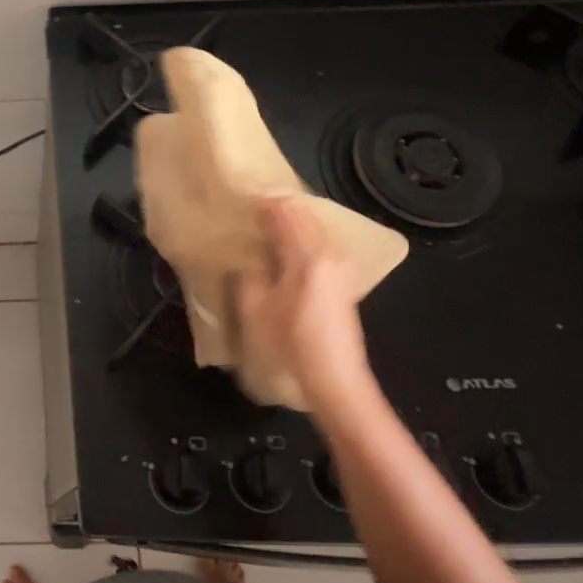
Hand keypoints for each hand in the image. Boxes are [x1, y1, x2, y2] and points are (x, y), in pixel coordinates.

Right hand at [234, 196, 374, 408]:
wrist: (337, 381)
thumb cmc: (293, 345)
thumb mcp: (256, 310)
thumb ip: (249, 275)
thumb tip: (247, 258)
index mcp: (308, 255)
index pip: (285, 212)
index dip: (262, 203)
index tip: (239, 201)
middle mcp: (329, 254)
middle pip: (303, 215)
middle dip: (277, 210)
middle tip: (248, 213)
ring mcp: (340, 267)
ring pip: (313, 229)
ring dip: (289, 225)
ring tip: (262, 230)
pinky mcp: (342, 281)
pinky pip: (318, 245)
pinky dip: (299, 240)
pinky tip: (281, 253)